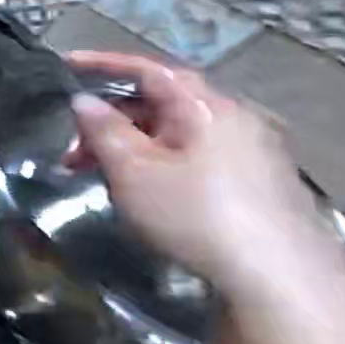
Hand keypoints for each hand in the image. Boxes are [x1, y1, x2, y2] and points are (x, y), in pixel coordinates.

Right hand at [66, 52, 344, 299]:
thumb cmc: (195, 213)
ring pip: (172, 133)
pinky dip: (152, 161)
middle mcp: (234, 119)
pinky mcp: (253, 183)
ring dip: (127, 145)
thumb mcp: (133, 170)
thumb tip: (83, 101)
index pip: (149, 70)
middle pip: (160, 103)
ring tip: (93, 175)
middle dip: (108, 119)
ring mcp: (249, 152)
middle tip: (70, 148)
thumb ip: (103, 130)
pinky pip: (189, 155)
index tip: (64, 64)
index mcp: (207, 107)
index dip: (104, 64)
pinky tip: (136, 190)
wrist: (280, 280)